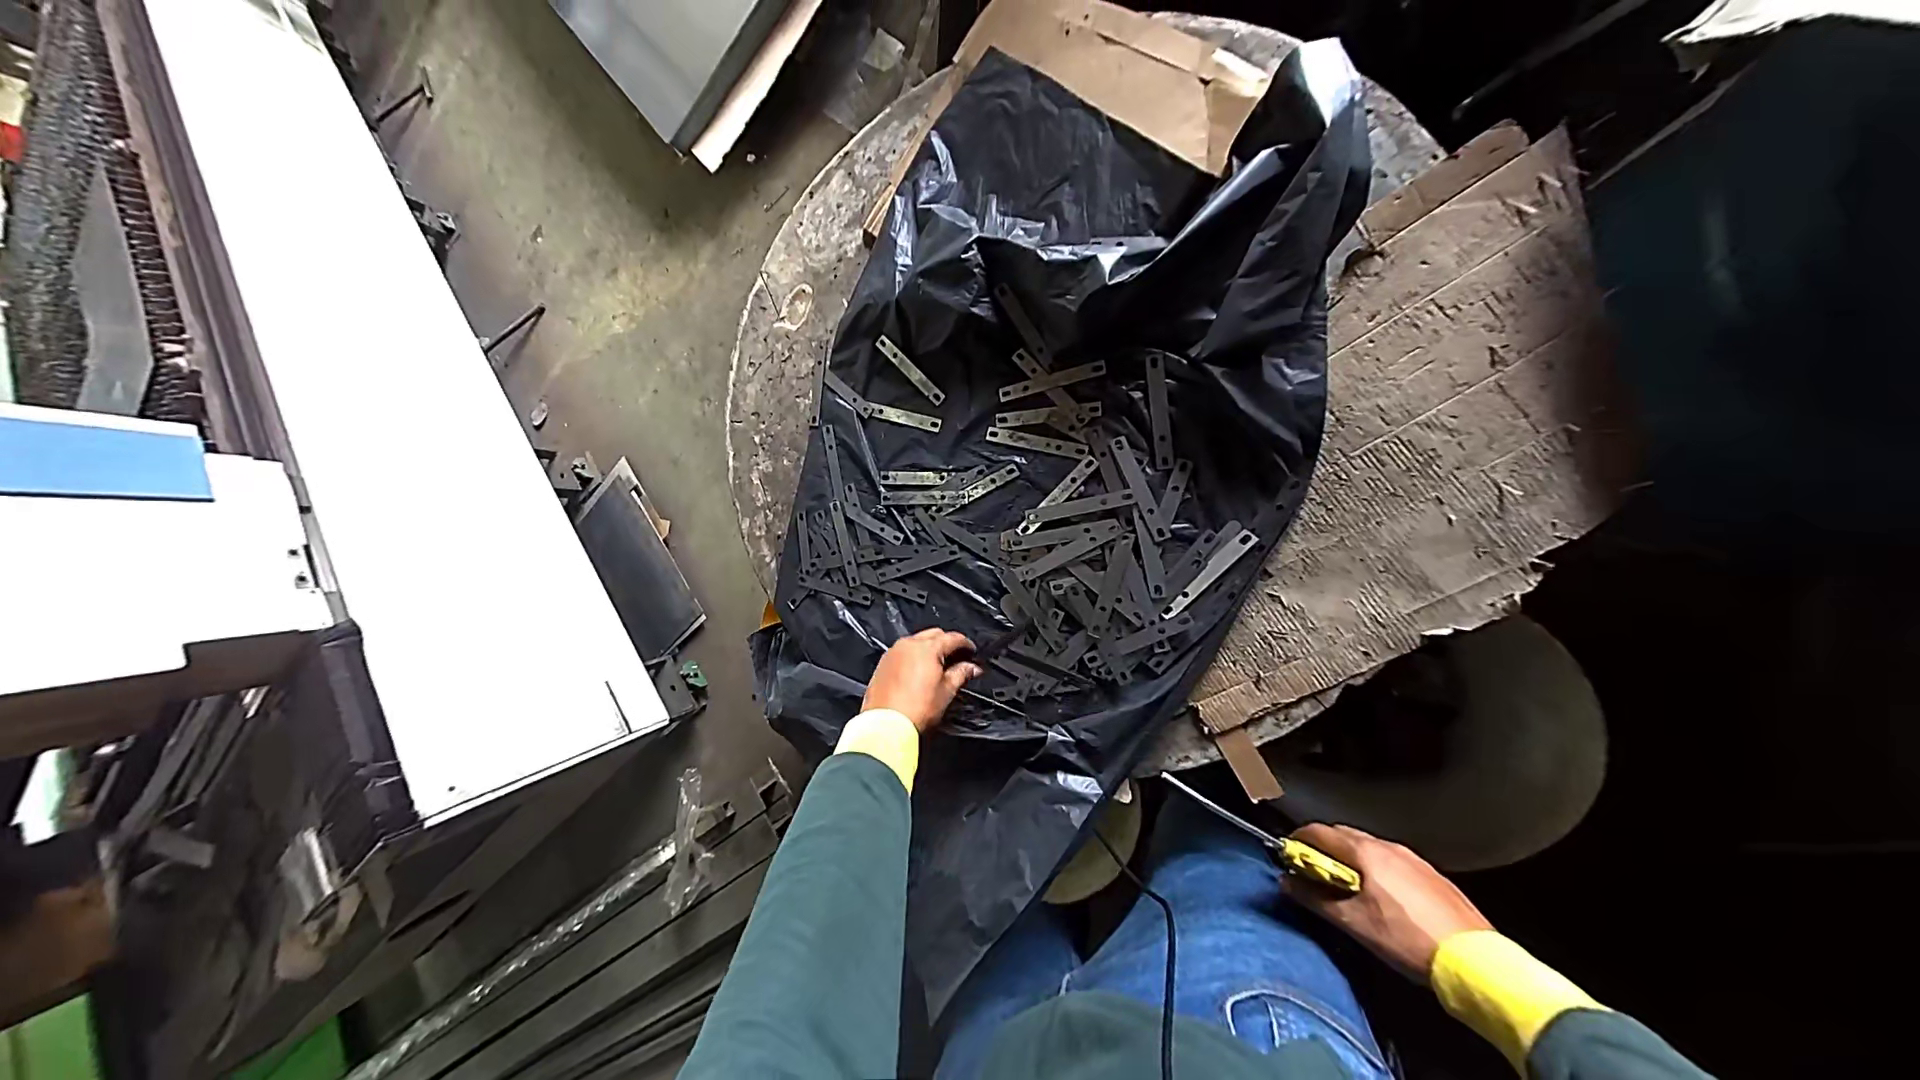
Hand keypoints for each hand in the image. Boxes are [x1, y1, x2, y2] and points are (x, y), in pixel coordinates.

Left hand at [862, 628, 981, 732]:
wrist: (886, 726)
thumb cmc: (916, 710)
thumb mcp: (946, 691)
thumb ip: (961, 673)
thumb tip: (972, 668)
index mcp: (927, 648)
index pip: (952, 638)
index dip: (966, 644)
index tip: (972, 652)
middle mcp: (908, 645)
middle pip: (934, 635)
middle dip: (947, 642)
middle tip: (958, 658)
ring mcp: (893, 653)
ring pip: (917, 641)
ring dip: (929, 648)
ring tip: (939, 666)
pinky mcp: (883, 663)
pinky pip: (903, 652)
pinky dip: (914, 656)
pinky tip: (919, 671)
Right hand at [1284, 823, 1492, 982]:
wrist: (1478, 964)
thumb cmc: (1409, 940)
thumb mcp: (1354, 924)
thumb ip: (1315, 899)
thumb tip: (1287, 883)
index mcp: (1366, 852)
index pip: (1319, 832)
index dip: (1298, 841)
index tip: (1289, 857)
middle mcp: (1390, 847)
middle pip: (1344, 835)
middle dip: (1324, 849)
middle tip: (1314, 873)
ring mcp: (1415, 860)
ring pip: (1370, 849)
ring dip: (1351, 860)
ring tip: (1347, 888)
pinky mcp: (1434, 877)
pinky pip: (1394, 862)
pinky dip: (1377, 870)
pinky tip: (1382, 898)